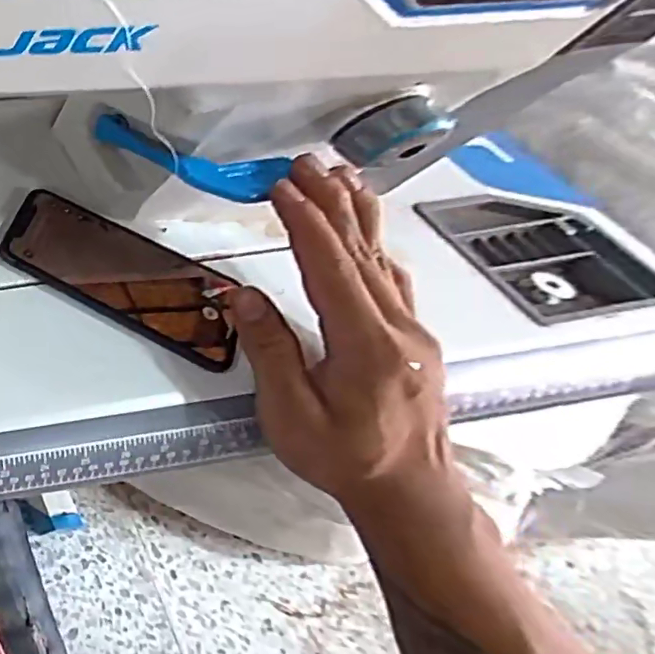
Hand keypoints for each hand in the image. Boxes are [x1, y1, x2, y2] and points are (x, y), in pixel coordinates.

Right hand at [225, 155, 463, 519]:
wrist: (408, 491)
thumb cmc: (343, 456)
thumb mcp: (290, 410)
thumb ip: (270, 348)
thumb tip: (244, 296)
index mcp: (367, 345)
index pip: (331, 269)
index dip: (305, 223)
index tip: (282, 188)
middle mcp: (397, 329)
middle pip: (362, 252)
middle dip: (331, 202)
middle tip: (309, 163)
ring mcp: (410, 331)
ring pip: (382, 258)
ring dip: (356, 214)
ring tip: (341, 177)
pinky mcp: (410, 337)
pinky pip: (393, 277)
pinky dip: (375, 242)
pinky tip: (367, 229)